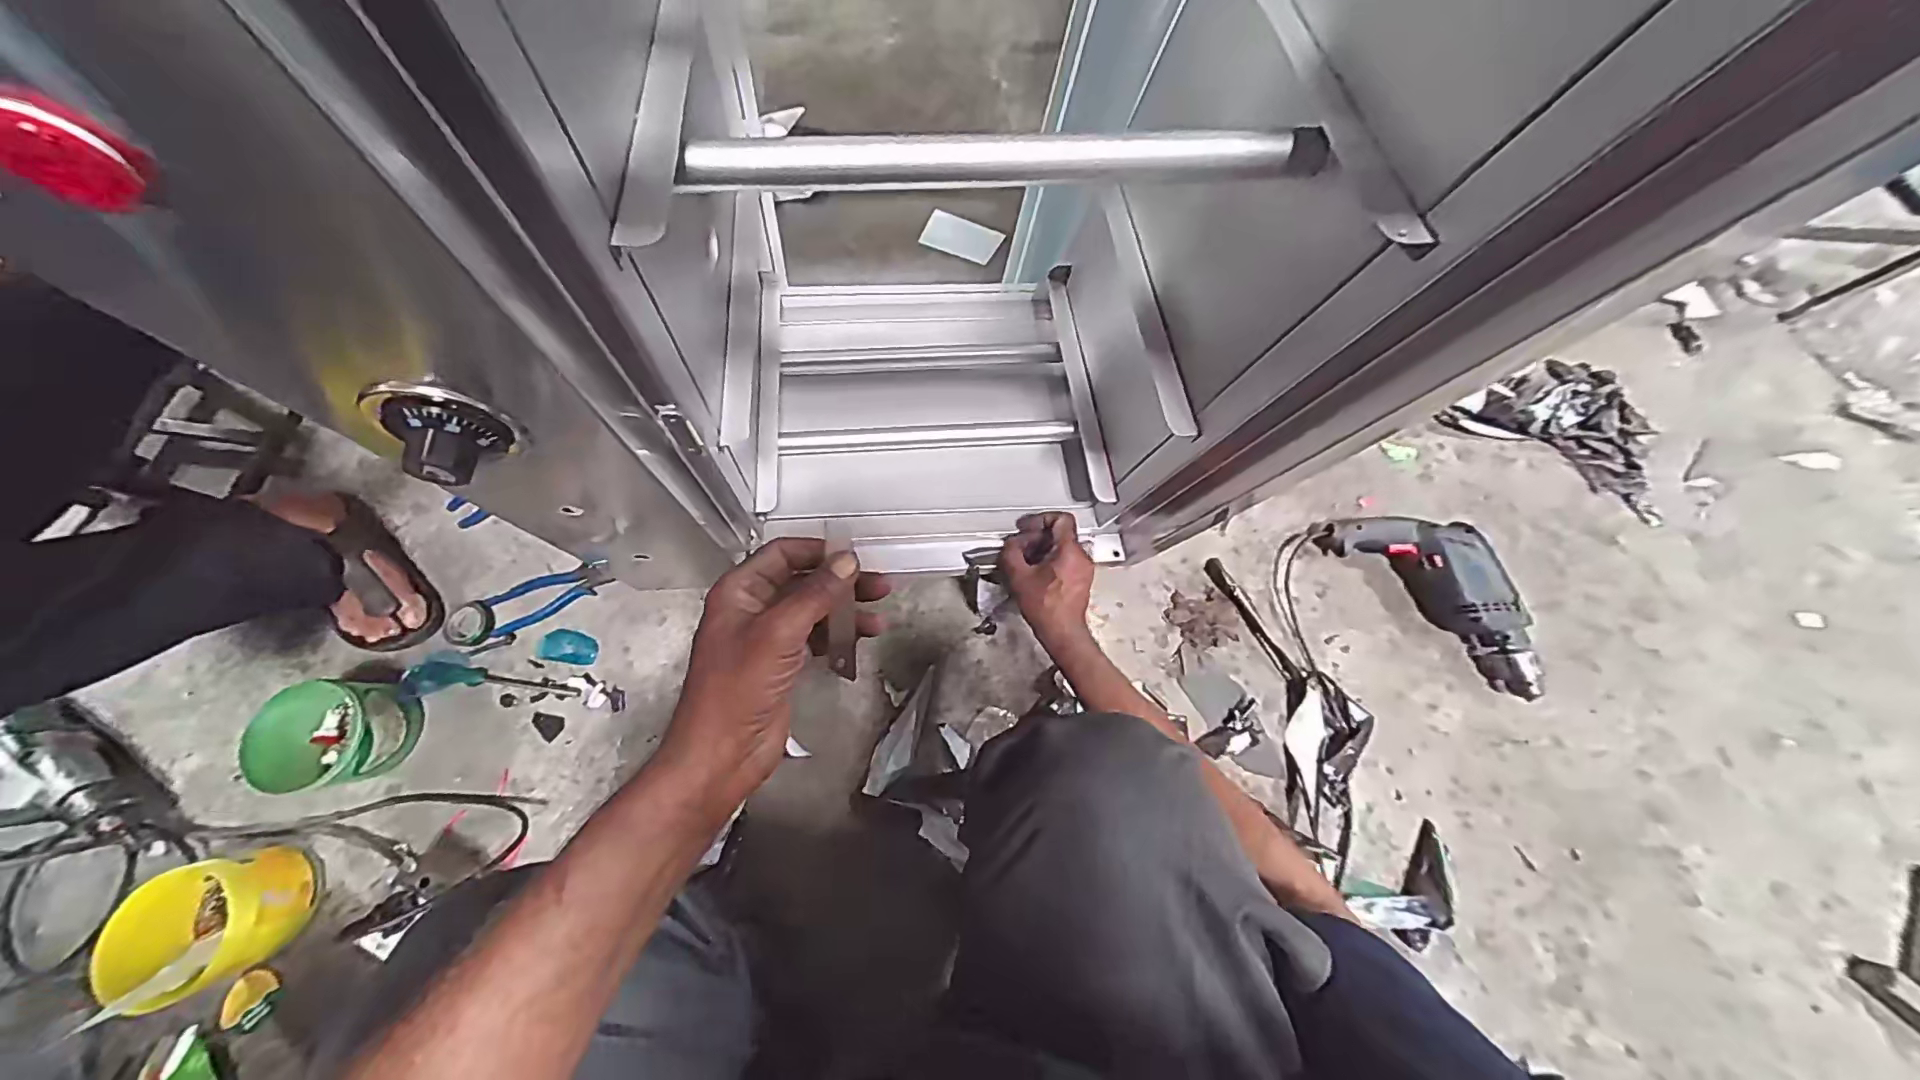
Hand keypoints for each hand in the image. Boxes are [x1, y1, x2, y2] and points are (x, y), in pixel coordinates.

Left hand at [656, 538, 890, 806]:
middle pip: (803, 581)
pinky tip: (860, 638)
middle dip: (841, 582)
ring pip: (814, 610)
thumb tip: (844, 564)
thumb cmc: (733, 693)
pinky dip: (839, 635)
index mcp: (739, 592)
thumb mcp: (778, 633)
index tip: (852, 555)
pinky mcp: (782, 663)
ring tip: (876, 614)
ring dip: (845, 610)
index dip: (818, 551)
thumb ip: (814, 594)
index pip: (782, 553)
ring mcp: (769, 638)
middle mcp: (753, 610)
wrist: (722, 753)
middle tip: (876, 583)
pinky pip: (816, 637)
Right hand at [999, 512, 1094, 648]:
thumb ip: (1011, 552)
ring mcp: (1084, 569)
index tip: (1027, 527)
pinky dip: (1050, 561)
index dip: (1040, 519)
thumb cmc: (1047, 609)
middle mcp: (1082, 557)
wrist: (1062, 632)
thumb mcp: (1018, 576)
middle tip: (1022, 547)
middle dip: (1037, 537)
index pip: (1061, 519)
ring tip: (1026, 562)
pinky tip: (1036, 574)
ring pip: (1063, 547)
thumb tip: (1011, 544)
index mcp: (1070, 551)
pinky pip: (1066, 561)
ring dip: (1042, 550)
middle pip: (1060, 533)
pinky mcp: (1081, 580)